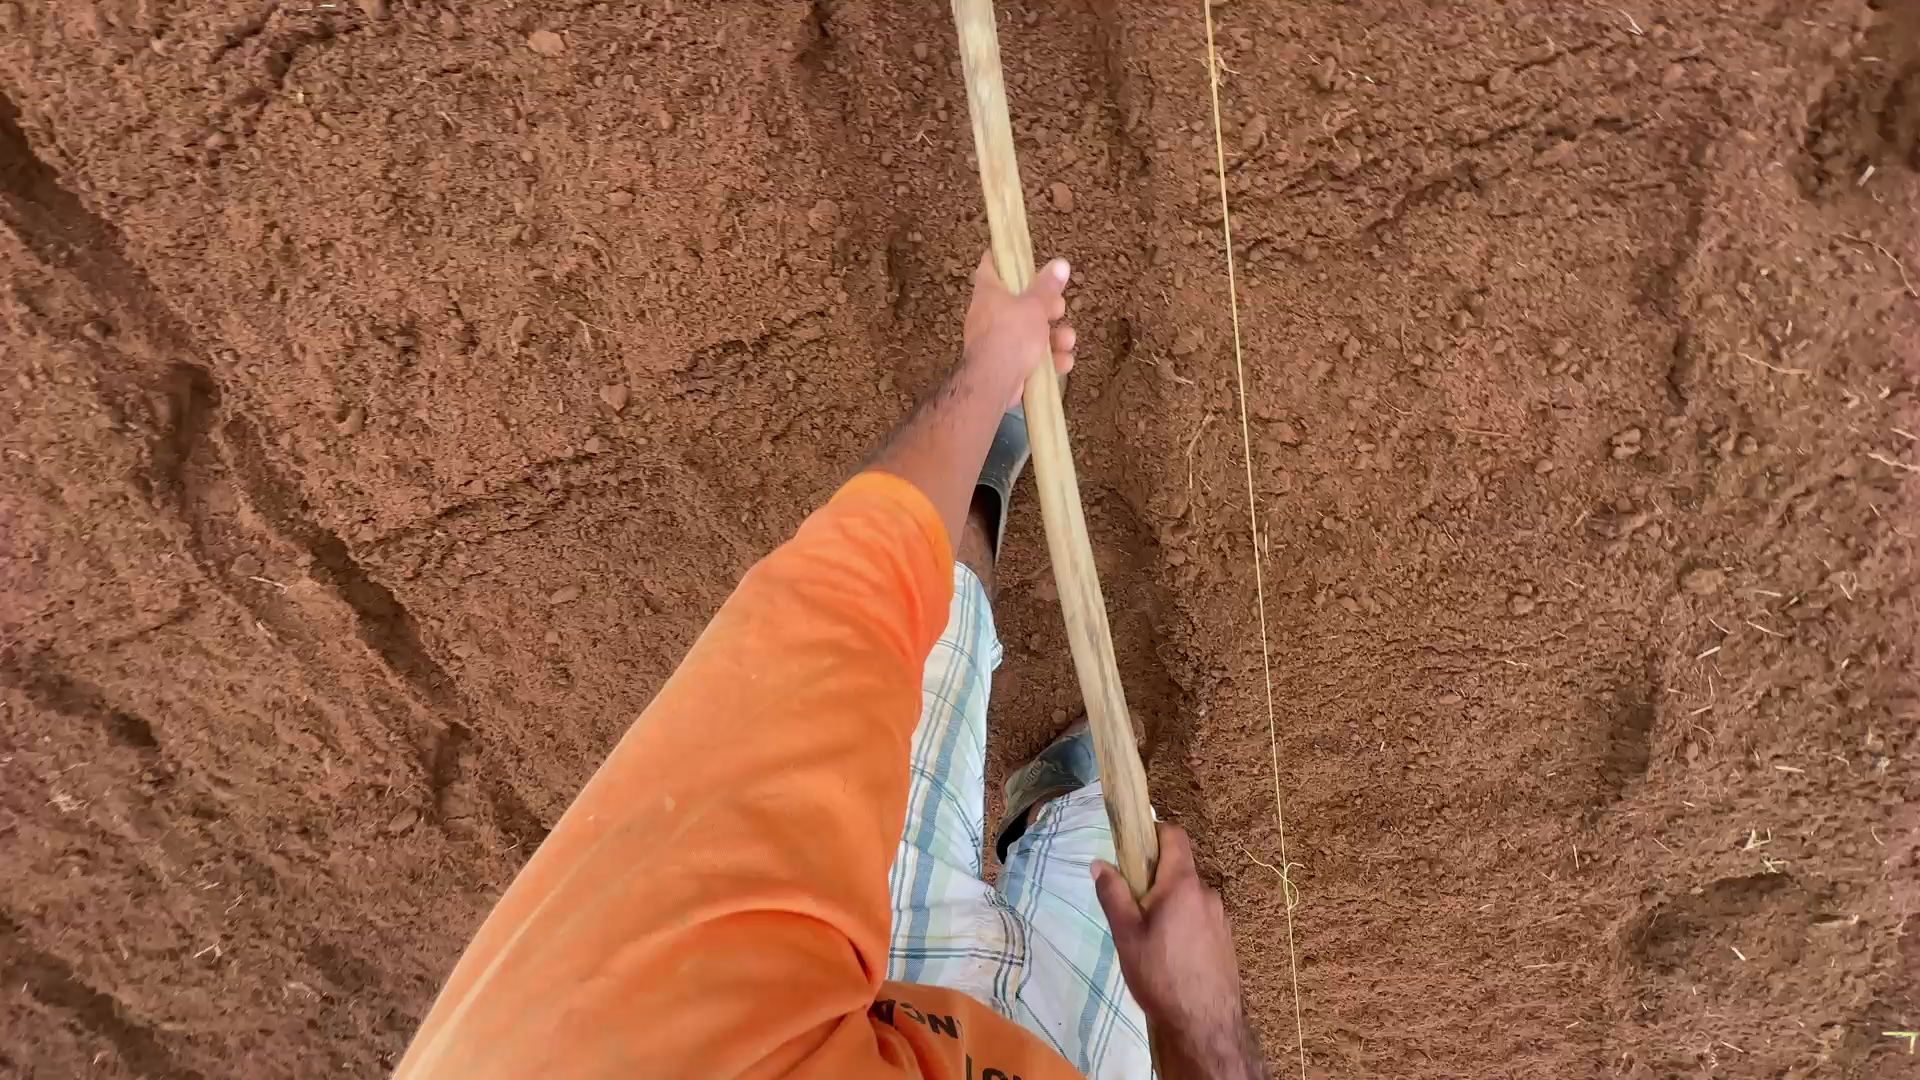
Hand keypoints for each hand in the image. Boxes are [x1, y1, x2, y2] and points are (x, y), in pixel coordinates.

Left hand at [961, 252, 1076, 408]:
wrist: (995, 382)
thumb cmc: (1011, 334)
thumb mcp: (1035, 306)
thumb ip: (1048, 287)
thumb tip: (1060, 264)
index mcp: (990, 292)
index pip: (991, 265)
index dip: (1005, 256)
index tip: (1022, 254)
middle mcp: (990, 315)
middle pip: (1021, 302)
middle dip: (1046, 306)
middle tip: (1059, 308)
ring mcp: (998, 342)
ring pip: (1031, 332)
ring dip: (1054, 337)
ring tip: (1068, 339)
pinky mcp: (1008, 366)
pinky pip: (1032, 358)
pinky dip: (1049, 360)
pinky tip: (1064, 362)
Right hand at [1094, 824, 1266, 1079]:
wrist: (1205, 1028)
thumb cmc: (1160, 973)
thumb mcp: (1126, 933)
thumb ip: (1112, 893)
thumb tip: (1099, 864)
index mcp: (1182, 883)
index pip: (1175, 835)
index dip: (1154, 833)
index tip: (1135, 849)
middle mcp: (1206, 893)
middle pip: (1179, 868)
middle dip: (1156, 878)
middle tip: (1135, 904)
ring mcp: (1221, 918)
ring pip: (1190, 896)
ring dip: (1171, 903)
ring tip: (1152, 936)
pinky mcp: (1227, 941)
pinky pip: (1201, 917)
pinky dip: (1186, 923)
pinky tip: (1172, 954)